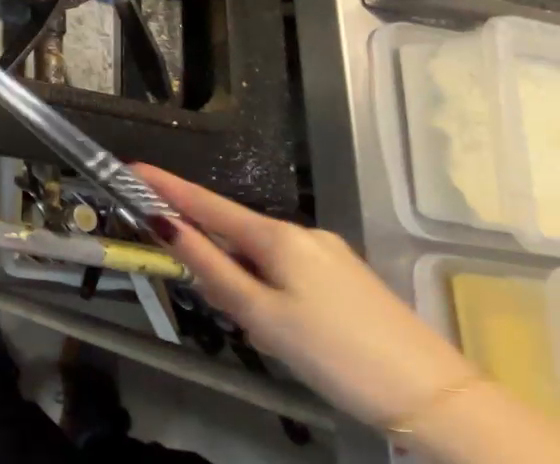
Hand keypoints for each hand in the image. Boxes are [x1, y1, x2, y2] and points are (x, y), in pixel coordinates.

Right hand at [134, 164, 476, 425]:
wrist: (439, 400)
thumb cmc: (333, 352)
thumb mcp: (257, 312)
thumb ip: (206, 264)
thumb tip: (159, 222)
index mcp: (276, 237)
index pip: (204, 203)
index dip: (164, 187)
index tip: (128, 167)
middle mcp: (302, 234)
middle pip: (232, 231)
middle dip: (208, 254)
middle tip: (211, 300)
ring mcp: (330, 255)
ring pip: (259, 255)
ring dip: (240, 277)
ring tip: (255, 327)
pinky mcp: (348, 279)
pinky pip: (286, 269)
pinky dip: (266, 286)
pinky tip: (283, 325)